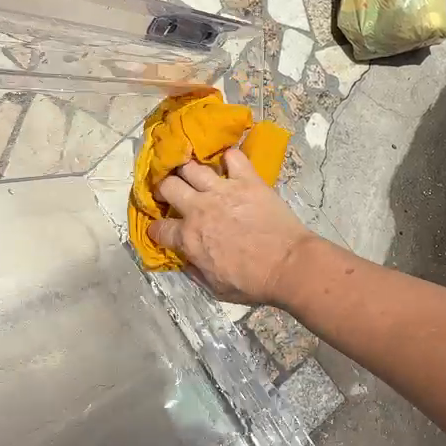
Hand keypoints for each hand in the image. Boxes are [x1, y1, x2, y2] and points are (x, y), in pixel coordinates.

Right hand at [149, 148, 317, 305]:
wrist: (289, 266)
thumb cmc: (253, 283)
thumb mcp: (215, 288)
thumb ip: (195, 270)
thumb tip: (186, 258)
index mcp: (189, 238)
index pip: (159, 229)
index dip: (156, 229)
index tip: (159, 229)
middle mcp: (199, 209)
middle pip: (169, 186)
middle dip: (164, 188)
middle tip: (171, 192)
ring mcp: (223, 190)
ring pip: (192, 167)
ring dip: (189, 169)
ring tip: (193, 173)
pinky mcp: (247, 180)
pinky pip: (233, 157)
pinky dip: (229, 157)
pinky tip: (228, 162)